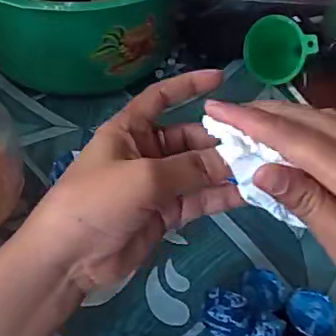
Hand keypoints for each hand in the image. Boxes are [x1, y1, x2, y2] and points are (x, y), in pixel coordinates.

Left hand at [0, 72, 241, 335]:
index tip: (221, 78)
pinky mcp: (164, 214)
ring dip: (226, 170)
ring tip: (265, 169)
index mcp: (128, 131)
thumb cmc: (96, 201)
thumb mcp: (143, 177)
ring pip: (197, 171)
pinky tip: (249, 194)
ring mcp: (155, 185)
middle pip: (188, 138)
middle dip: (220, 141)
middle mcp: (144, 152)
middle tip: (261, 146)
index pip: (160, 98)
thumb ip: (188, 168)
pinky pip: (197, 199)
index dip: (187, 86)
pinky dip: (220, 196)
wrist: (70, 257)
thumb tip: (231, 159)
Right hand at [203, 99, 335, 335]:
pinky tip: (296, 142)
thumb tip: (261, 168)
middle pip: (308, 119)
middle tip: (223, 113)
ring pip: (326, 122)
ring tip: (249, 124)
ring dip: (286, 118)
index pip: (292, 137)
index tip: (214, 109)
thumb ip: (308, 205)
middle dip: (262, 111)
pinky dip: (309, 130)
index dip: (249, 121)